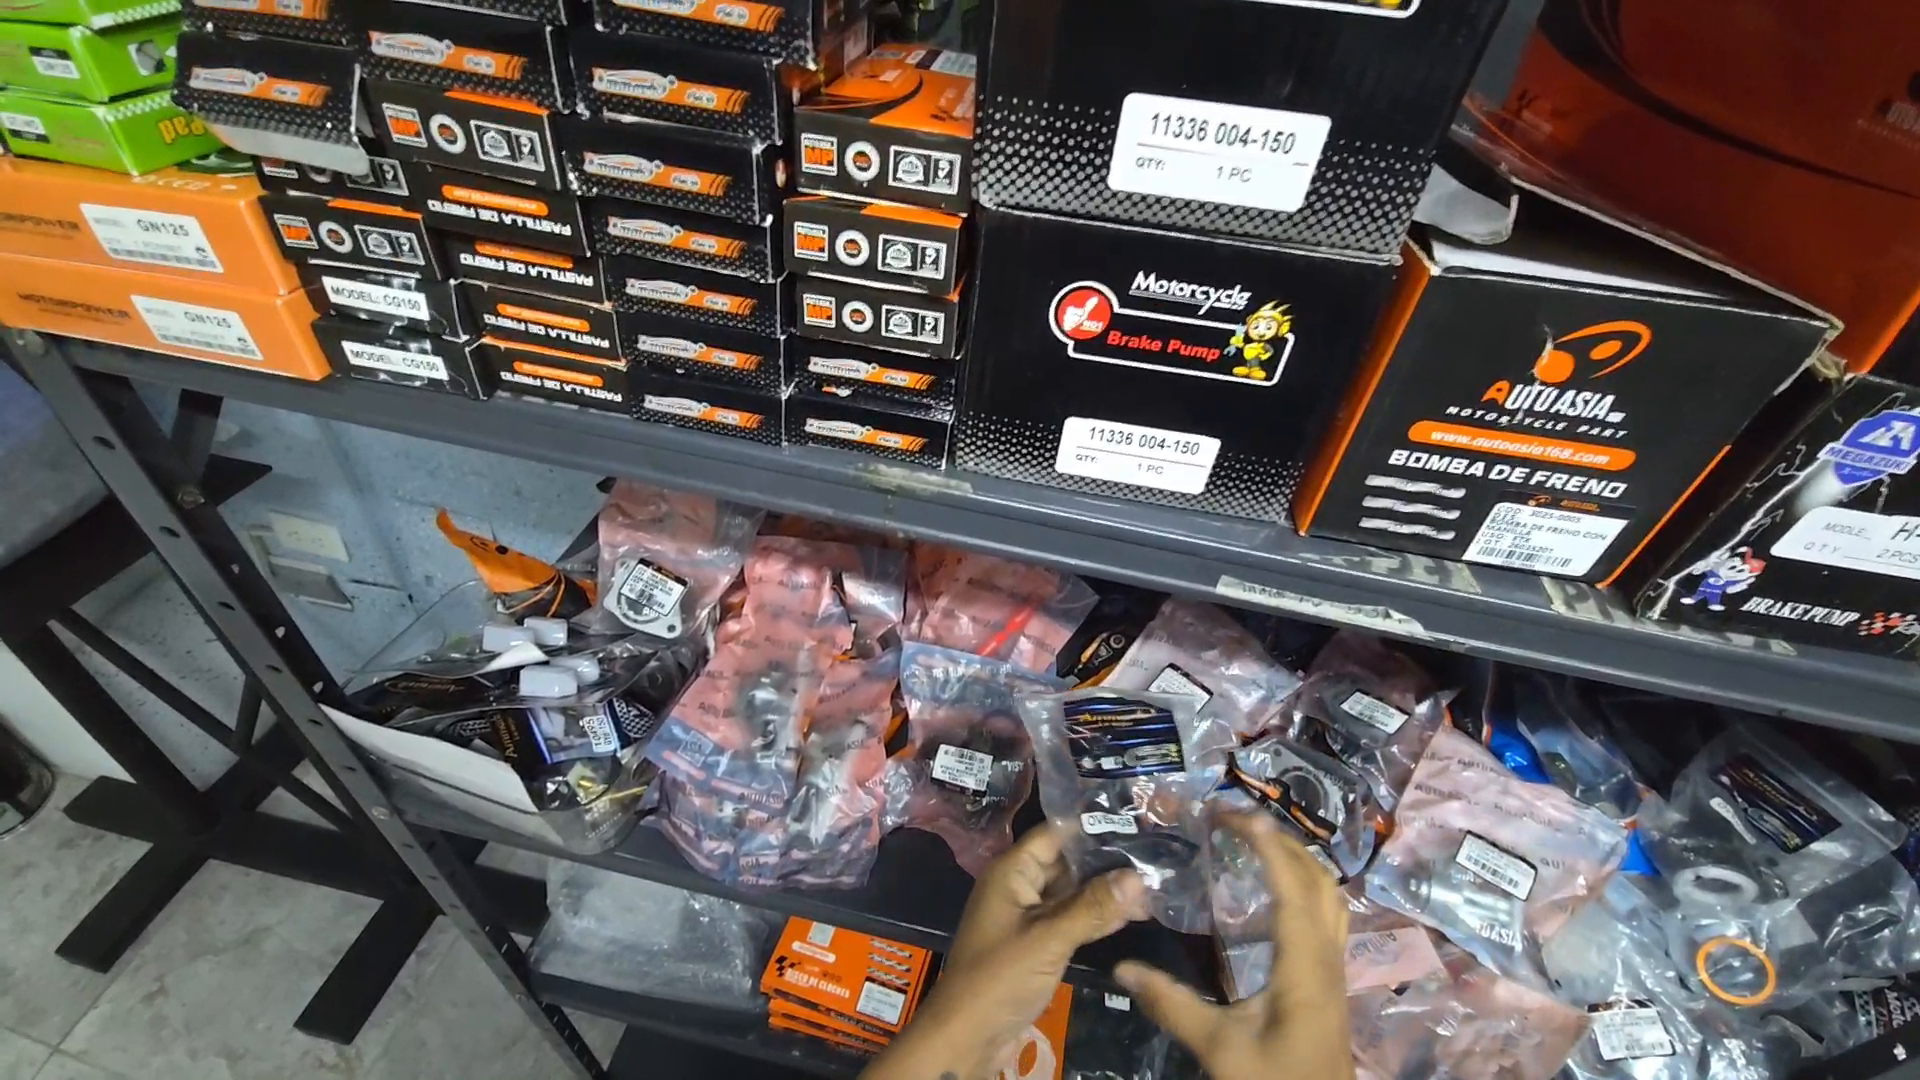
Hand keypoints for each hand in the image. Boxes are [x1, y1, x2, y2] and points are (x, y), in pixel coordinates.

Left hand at [862, 823, 1150, 1079]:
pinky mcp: (1036, 942)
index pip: (1054, 834)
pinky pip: (1069, 919)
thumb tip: (1137, 876)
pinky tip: (1131, 915)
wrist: (967, 1036)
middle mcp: (1018, 885)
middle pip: (1065, 862)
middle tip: (1152, 855)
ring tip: (1153, 883)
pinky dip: (1095, 917)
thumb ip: (1091, 907)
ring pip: (1070, 892)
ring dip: (1104, 891)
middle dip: (1104, 861)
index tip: (1131, 819)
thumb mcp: (1048, 939)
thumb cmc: (999, 976)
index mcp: (1011, 871)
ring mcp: (1027, 915)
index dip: (1089, 826)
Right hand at [1115, 812, 1352, 1079]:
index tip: (1233, 814)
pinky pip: (1326, 913)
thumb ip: (1173, 1005)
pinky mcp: (1329, 979)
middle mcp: (1326, 956)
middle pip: (1318, 879)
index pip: (1291, 886)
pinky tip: (1275, 889)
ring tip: (1256, 840)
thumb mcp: (1221, 1050)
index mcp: (1304, 965)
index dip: (1266, 845)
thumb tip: (1122, 968)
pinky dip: (1304, 883)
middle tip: (1234, 820)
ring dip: (1297, 858)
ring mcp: (1333, 967)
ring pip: (1329, 894)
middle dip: (1281, 840)